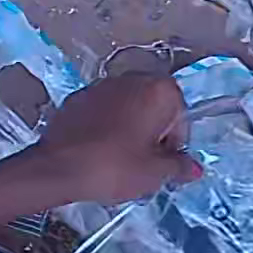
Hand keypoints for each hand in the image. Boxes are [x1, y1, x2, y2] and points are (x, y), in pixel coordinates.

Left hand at [34, 73, 201, 203]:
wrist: (58, 167)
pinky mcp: (77, 97)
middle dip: (152, 134)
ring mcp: (101, 85)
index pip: (181, 117)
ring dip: (129, 129)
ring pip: (128, 109)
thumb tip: (194, 169)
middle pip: (154, 108)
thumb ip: (179, 167)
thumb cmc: (114, 167)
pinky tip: (97, 152)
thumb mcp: (154, 173)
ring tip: (119, 160)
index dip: (174, 144)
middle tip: (142, 164)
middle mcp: (132, 78)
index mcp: (159, 90)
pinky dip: (105, 128)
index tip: (161, 164)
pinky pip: (102, 113)